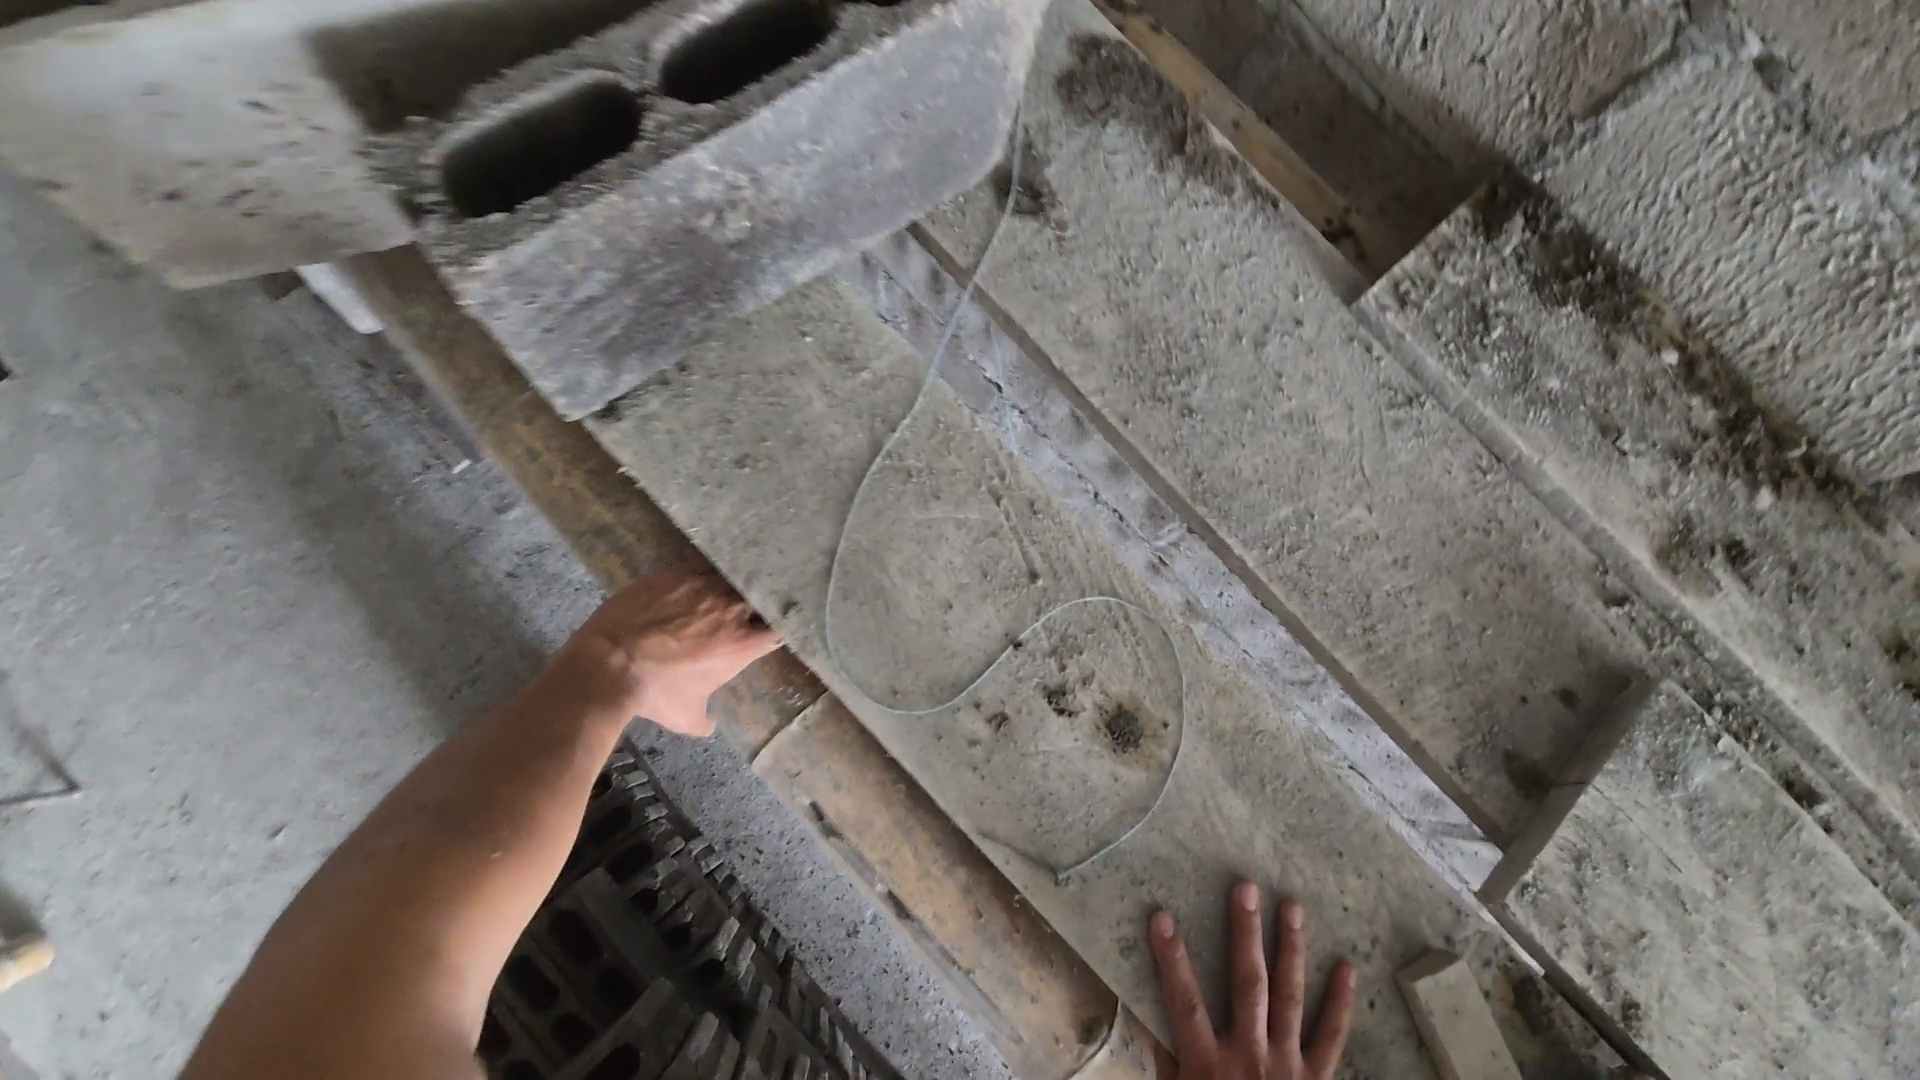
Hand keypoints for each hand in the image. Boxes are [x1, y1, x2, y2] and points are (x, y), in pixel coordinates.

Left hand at [558, 574, 780, 736]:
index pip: (777, 629)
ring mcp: (702, 587)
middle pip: (754, 601)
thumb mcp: (686, 716)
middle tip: (736, 616)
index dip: (774, 630)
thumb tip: (709, 726)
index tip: (766, 633)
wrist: (609, 664)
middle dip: (749, 609)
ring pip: (723, 584)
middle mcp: (730, 609)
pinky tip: (676, 596)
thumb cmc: (656, 693)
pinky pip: (691, 577)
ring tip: (706, 602)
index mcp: (742, 643)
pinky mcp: (673, 576)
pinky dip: (688, 587)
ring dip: (720, 594)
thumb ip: (705, 720)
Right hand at [1150, 883, 1355, 1079]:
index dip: (1171, 958)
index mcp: (1208, 1064)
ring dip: (1291, 949)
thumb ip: (1168, 1064)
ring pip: (1290, 998)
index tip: (1161, 915)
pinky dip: (1340, 1003)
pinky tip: (1347, 967)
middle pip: (1247, 984)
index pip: (1184, 1001)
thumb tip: (1154, 1017)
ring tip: (1293, 907)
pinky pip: (1332, 1037)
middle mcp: (1250, 1057)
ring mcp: (1289, 1066)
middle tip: (1246, 888)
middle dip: (1244, 933)